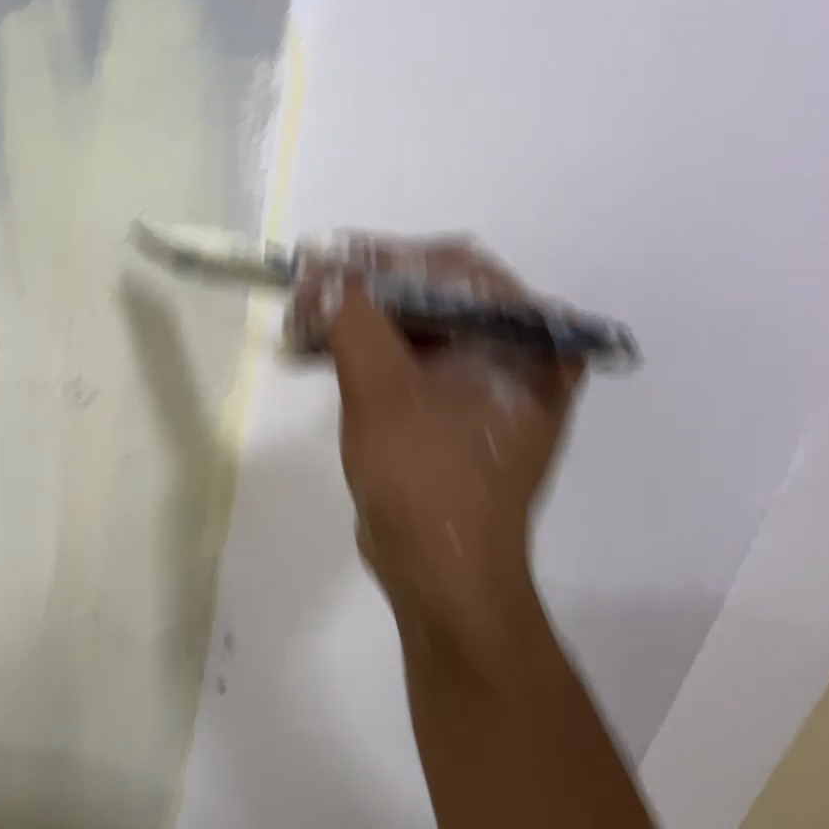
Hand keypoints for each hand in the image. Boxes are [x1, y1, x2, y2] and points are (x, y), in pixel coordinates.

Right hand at [288, 233, 581, 640]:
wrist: (441, 569)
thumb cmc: (424, 477)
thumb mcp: (382, 391)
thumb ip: (353, 320)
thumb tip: (322, 273)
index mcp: (528, 337)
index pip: (453, 268)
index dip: (381, 259)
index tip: (321, 264)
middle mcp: (519, 352)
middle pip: (433, 295)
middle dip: (361, 293)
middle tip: (303, 297)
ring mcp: (489, 385)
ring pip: (415, 329)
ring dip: (356, 325)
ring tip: (300, 329)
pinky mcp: (456, 414)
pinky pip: (410, 364)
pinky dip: (364, 357)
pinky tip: (318, 357)